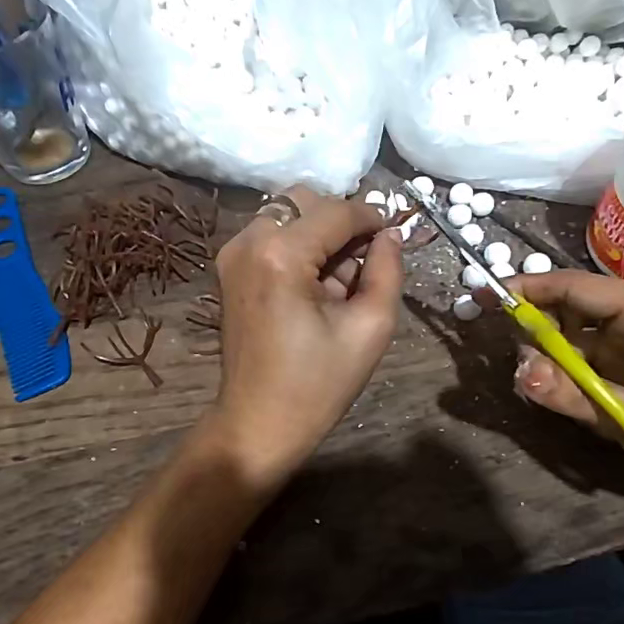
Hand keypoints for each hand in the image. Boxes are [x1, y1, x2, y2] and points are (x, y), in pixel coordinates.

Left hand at [203, 186, 403, 489]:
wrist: (258, 422)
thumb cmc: (318, 384)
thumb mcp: (369, 327)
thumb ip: (387, 270)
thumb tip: (390, 234)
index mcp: (280, 254)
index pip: (338, 211)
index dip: (373, 219)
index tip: (395, 239)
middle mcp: (248, 241)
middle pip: (307, 200)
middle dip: (342, 222)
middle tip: (365, 261)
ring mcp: (232, 253)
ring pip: (288, 214)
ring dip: (320, 233)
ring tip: (339, 280)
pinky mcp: (228, 268)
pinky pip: (271, 235)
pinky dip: (298, 245)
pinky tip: (314, 284)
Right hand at [508, 270, 623, 510]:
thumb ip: (578, 396)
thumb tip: (517, 372)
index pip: (577, 287)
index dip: (528, 288)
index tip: (484, 292)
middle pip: (570, 307)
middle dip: (533, 325)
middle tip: (501, 350)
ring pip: (571, 337)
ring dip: (544, 356)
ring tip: (527, 382)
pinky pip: (581, 364)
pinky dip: (560, 375)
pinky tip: (548, 393)